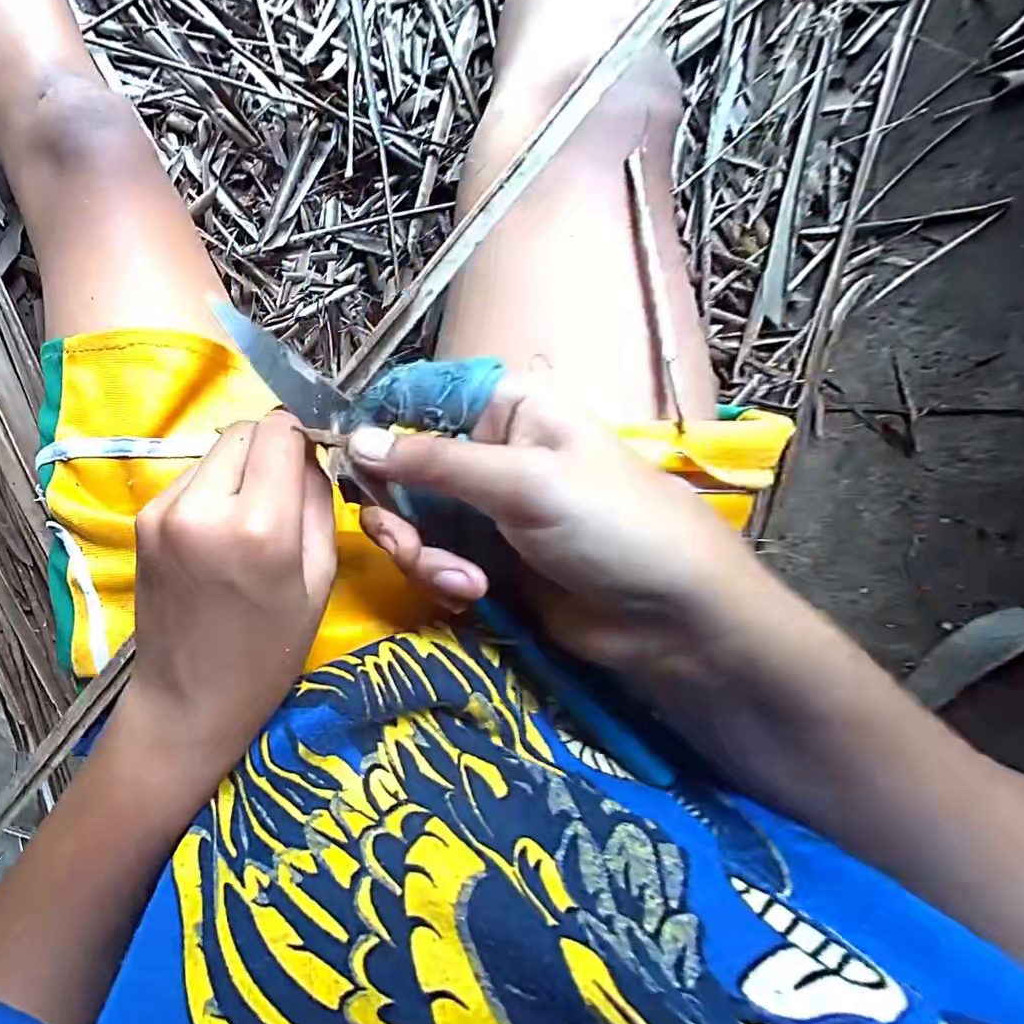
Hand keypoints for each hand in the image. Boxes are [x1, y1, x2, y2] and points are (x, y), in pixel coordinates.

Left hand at [116, 410, 337, 785]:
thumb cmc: (266, 652)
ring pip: (215, 451)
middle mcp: (202, 506)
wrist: (187, 699)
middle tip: (281, 493)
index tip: (309, 462)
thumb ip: (319, 504)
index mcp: (257, 526)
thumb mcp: (318, 581)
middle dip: (269, 449)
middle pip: (243, 431)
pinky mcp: (142, 518)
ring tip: (246, 516)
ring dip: (239, 468)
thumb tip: (310, 454)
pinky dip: (211, 488)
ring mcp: (163, 510)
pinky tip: (216, 531)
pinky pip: (190, 477)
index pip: (279, 430)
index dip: (300, 437)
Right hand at [346, 374, 779, 676]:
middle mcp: (482, 452)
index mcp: (503, 410)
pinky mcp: (477, 555)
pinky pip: (428, 558)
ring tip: (462, 580)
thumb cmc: (612, 526)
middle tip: (407, 547)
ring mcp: (477, 507)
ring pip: (406, 520)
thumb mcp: (523, 482)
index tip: (350, 465)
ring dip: (422, 555)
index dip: (376, 429)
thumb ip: (434, 462)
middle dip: (397, 515)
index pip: (414, 401)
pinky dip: (441, 577)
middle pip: (398, 469)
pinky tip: (473, 593)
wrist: (673, 622)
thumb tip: (354, 440)